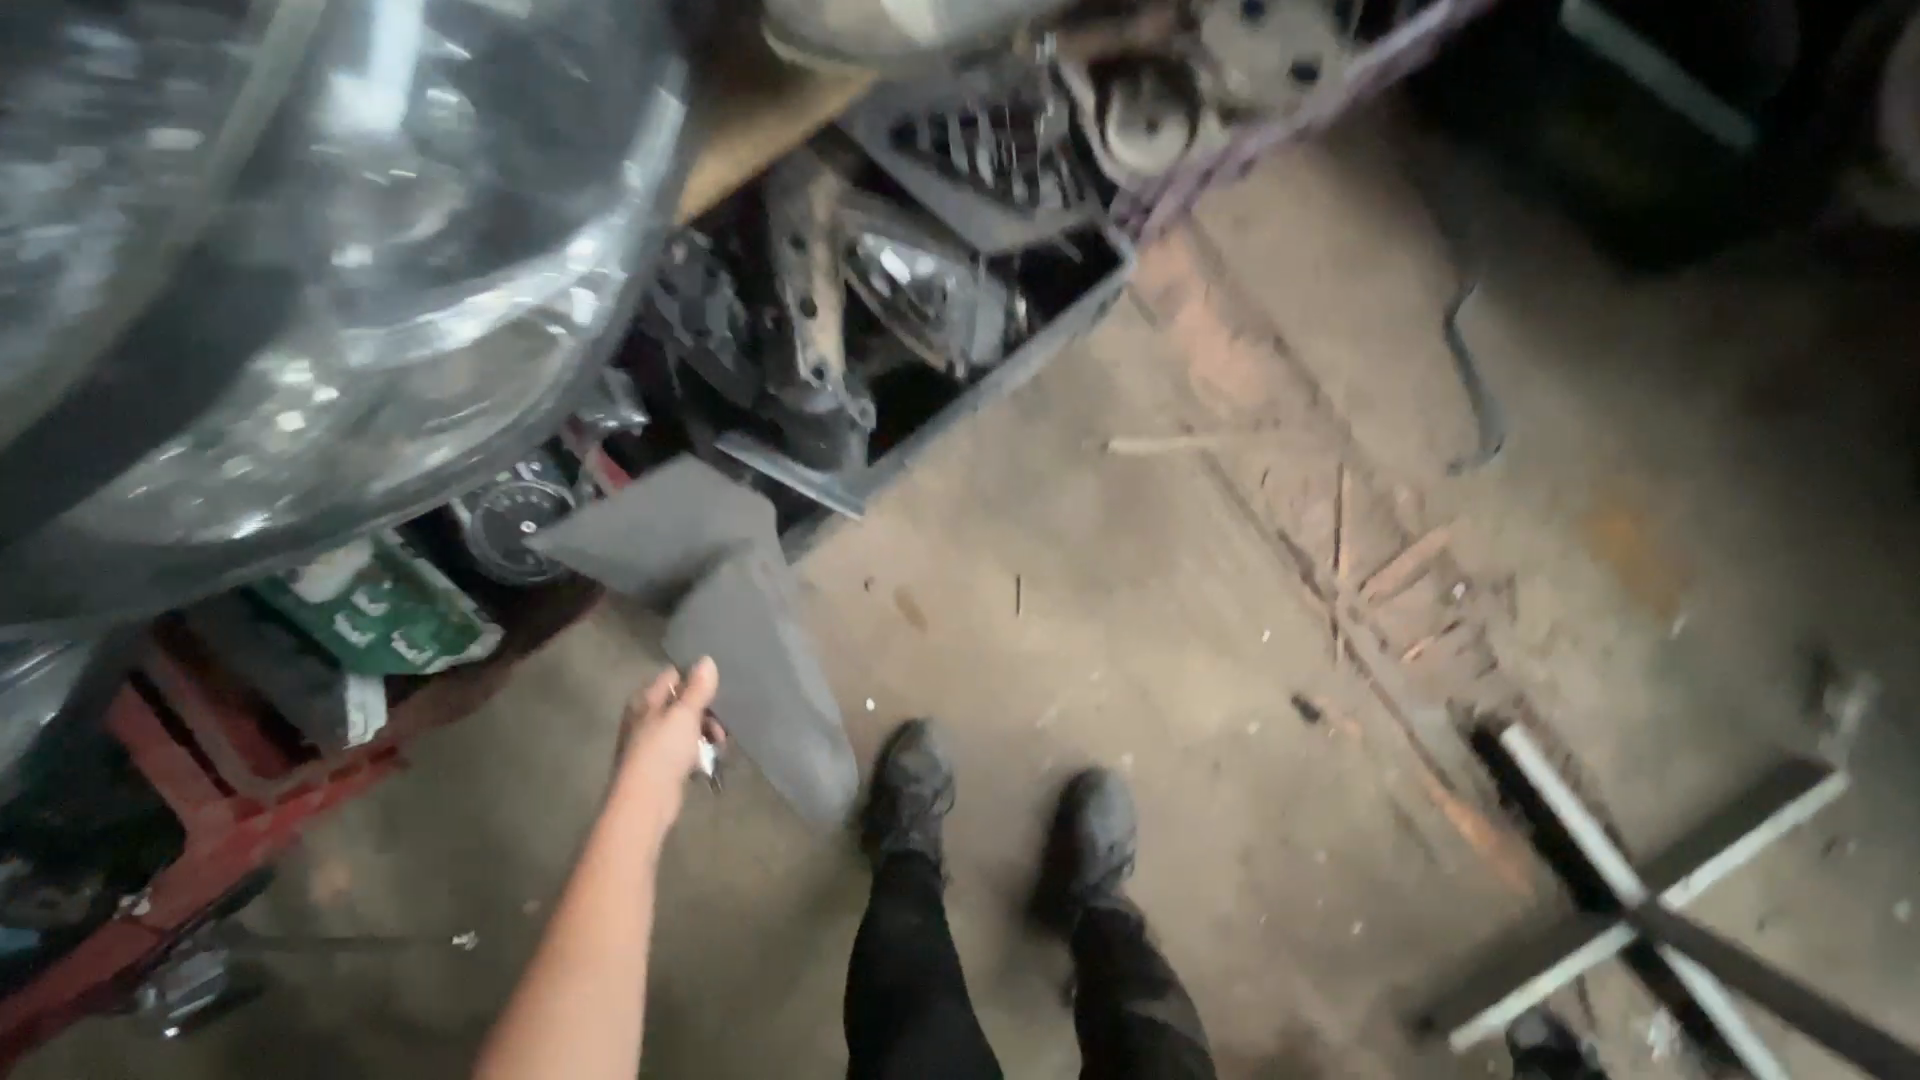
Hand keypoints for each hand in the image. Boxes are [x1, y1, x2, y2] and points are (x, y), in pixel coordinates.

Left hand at [611, 657, 719, 834]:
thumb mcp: (684, 714)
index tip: (717, 691)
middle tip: (722, 724)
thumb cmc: (663, 750)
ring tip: (720, 744)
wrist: (645, 800)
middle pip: (683, 702)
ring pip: (687, 726)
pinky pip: (685, 748)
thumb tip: (706, 659)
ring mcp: (652, 741)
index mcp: (646, 700)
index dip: (696, 680)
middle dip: (706, 711)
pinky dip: (698, 750)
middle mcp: (646, 717)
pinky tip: (710, 758)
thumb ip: (697, 688)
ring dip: (706, 732)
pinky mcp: (661, 764)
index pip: (674, 676)